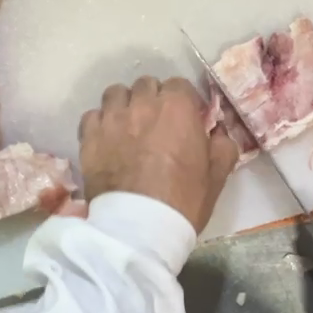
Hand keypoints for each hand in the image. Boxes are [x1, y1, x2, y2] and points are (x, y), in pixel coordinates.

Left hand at [80, 76, 238, 231]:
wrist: (139, 227)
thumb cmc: (183, 200)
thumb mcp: (217, 175)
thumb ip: (222, 145)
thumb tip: (218, 133)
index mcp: (177, 107)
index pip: (180, 85)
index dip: (184, 101)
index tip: (186, 119)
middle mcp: (142, 104)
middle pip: (146, 85)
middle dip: (153, 99)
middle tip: (157, 123)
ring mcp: (112, 119)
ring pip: (116, 94)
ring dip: (125, 104)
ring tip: (129, 126)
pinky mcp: (89, 137)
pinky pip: (93, 116)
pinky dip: (101, 123)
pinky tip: (107, 139)